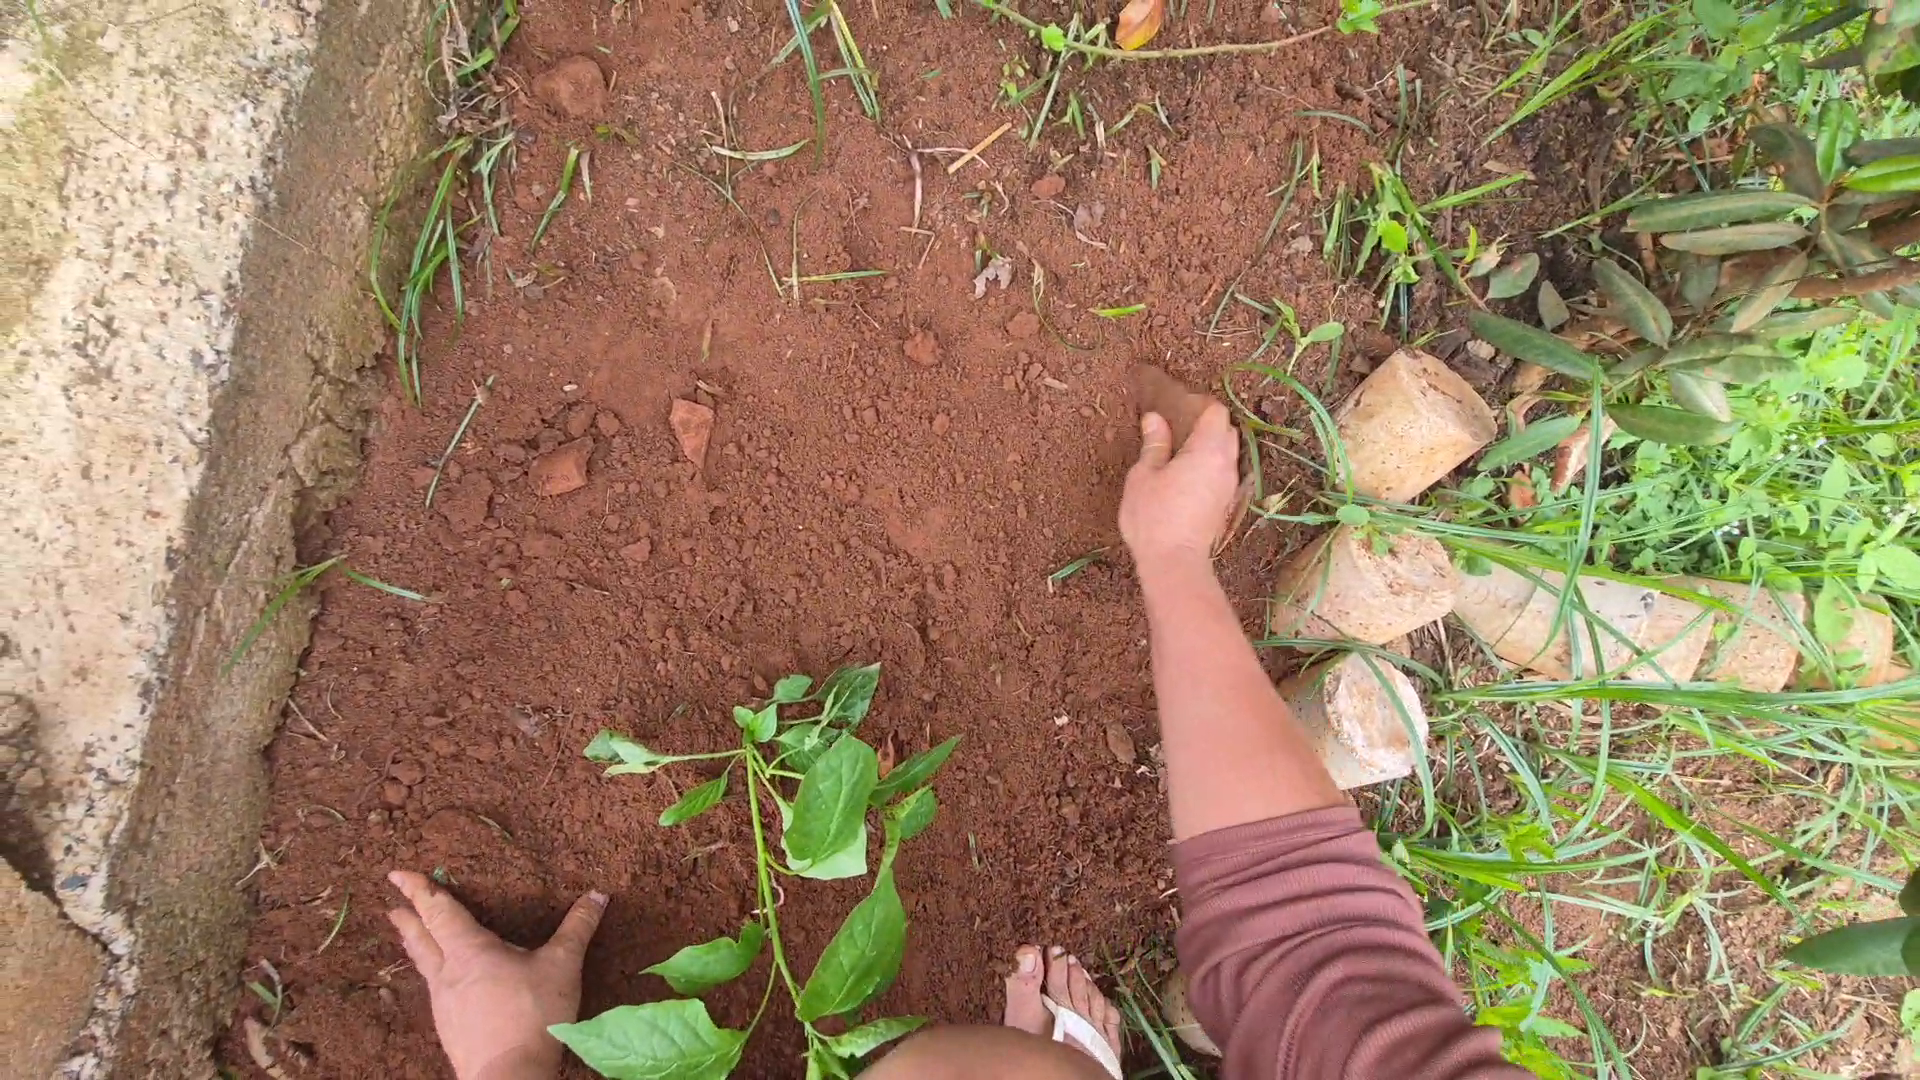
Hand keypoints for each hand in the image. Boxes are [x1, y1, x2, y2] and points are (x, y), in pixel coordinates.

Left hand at [386, 870, 606, 1079]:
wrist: (509, 1077)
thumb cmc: (533, 1013)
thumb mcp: (563, 963)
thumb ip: (578, 927)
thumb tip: (598, 894)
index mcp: (470, 953)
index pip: (441, 914)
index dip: (421, 891)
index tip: (400, 875)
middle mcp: (448, 976)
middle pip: (422, 941)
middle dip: (409, 919)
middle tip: (394, 904)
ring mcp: (445, 1005)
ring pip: (425, 966)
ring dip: (418, 945)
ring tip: (414, 936)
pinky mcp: (451, 1027)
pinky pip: (436, 988)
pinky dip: (433, 971)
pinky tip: (443, 979)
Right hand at [1119, 403, 1240, 571]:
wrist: (1174, 562)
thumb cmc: (1154, 517)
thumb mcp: (1144, 476)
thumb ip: (1154, 444)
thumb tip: (1154, 419)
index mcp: (1208, 450)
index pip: (1215, 412)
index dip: (1197, 405)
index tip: (1175, 407)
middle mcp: (1226, 464)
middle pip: (1226, 430)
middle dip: (1205, 423)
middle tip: (1175, 427)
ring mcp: (1229, 486)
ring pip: (1226, 453)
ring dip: (1207, 446)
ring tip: (1178, 451)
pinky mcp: (1225, 504)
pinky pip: (1221, 473)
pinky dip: (1208, 466)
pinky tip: (1184, 475)